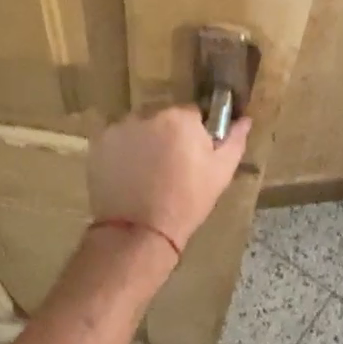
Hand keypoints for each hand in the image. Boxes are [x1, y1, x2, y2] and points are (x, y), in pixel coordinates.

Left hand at [88, 105, 251, 253]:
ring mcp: (119, 128)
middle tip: (171, 167)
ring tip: (147, 173)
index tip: (194, 155)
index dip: (195, 134)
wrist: (140, 230)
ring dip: (144, 141)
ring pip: (139, 127)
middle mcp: (147, 114)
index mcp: (180, 117)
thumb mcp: (221, 173)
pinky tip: (129, 175)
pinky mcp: (99, 143)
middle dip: (168, 135)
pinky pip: (117, 140)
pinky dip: (123, 152)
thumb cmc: (187, 201)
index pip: (193, 113)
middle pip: (163, 117)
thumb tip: (243, 119)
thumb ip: (234, 140)